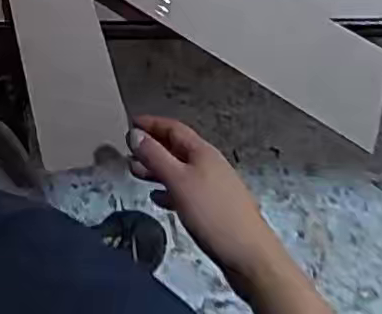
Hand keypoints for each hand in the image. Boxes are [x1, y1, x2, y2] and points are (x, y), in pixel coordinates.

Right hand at [128, 116, 289, 292]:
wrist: (252, 259)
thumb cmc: (213, 214)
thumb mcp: (178, 180)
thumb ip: (154, 155)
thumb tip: (134, 133)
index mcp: (202, 152)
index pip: (173, 127)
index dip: (151, 123)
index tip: (131, 123)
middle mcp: (209, 164)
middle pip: (176, 148)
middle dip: (152, 148)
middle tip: (130, 151)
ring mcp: (214, 187)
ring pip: (180, 170)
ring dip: (158, 169)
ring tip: (137, 173)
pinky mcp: (216, 209)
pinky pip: (187, 190)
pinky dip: (170, 189)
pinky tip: (159, 198)